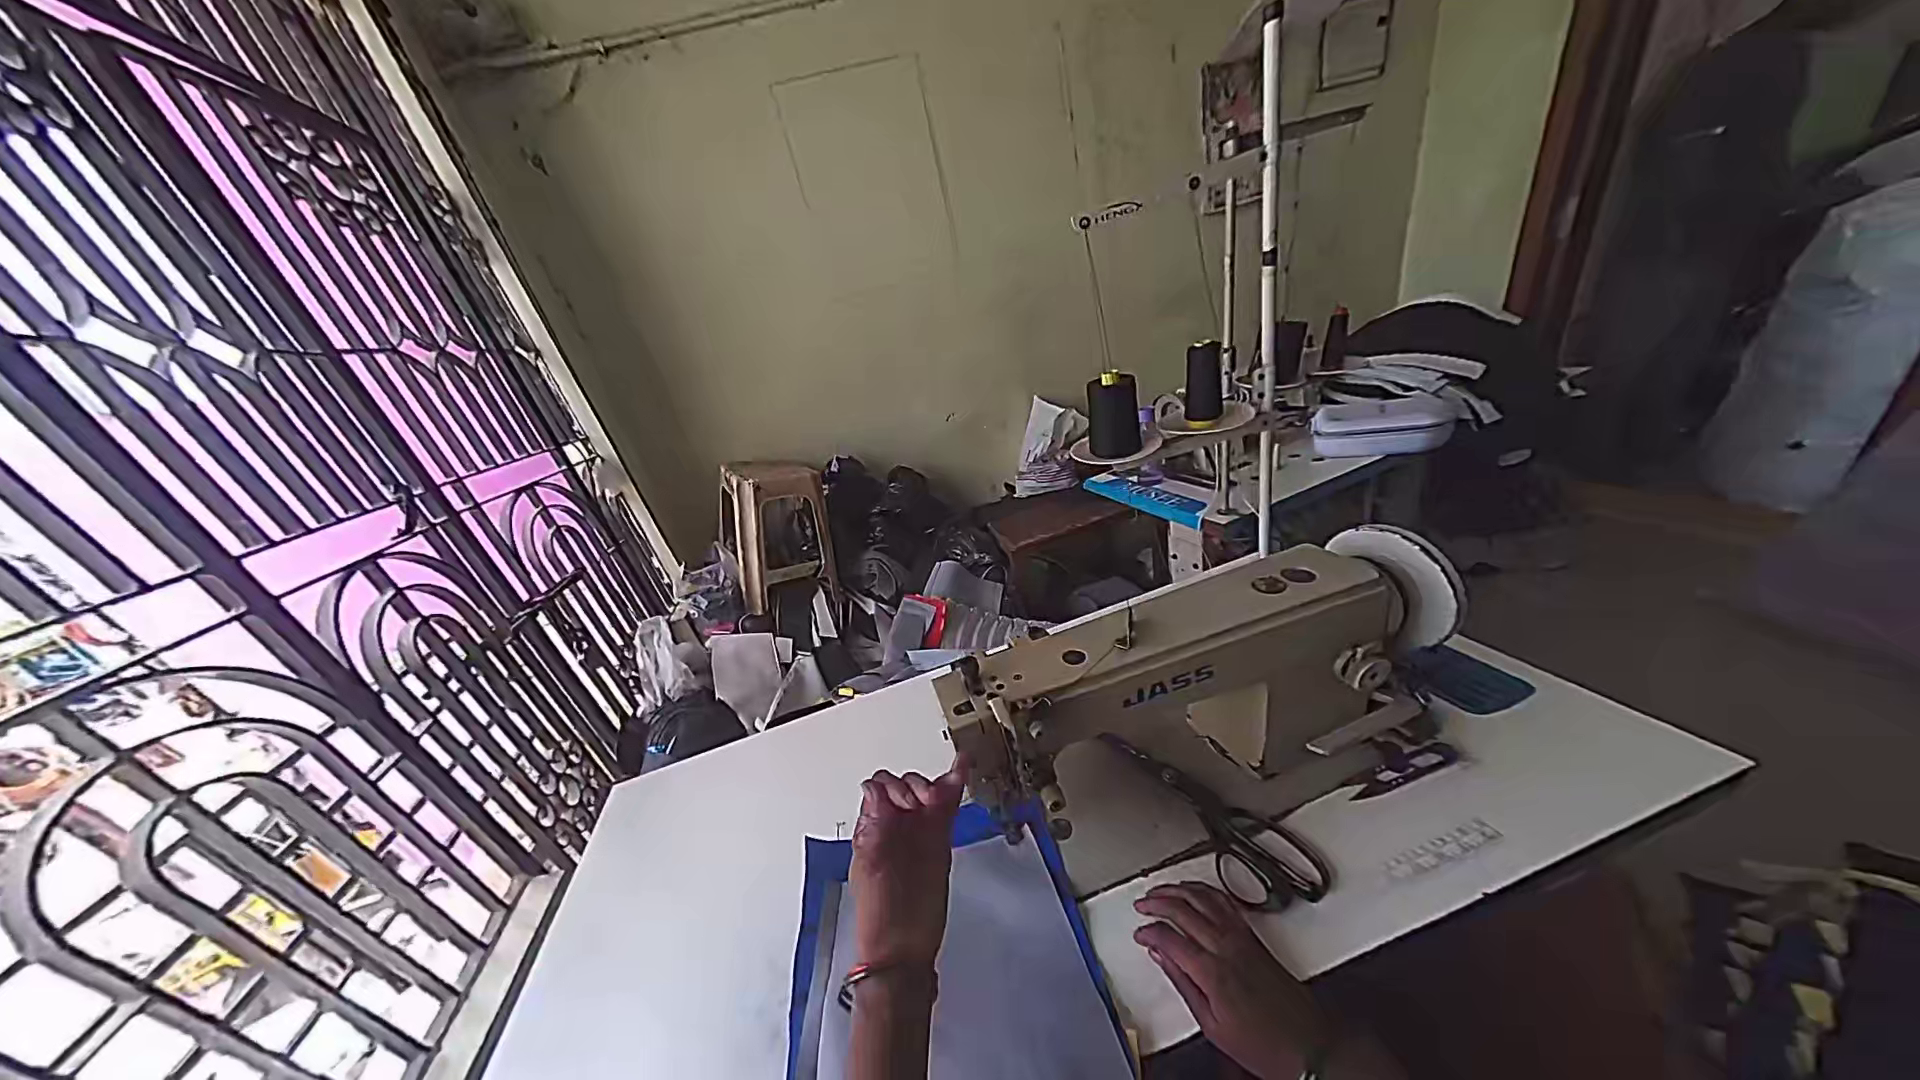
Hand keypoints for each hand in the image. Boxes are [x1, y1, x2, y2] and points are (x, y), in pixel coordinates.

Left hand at [850, 757, 968, 970]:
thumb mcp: (872, 863)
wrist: (904, 951)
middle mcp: (896, 826)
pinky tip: (963, 766)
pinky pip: (947, 806)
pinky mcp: (939, 841)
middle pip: (905, 785)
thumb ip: (876, 824)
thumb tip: (873, 787)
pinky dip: (955, 783)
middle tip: (922, 805)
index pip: (880, 786)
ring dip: (935, 784)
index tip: (905, 805)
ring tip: (939, 796)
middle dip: (914, 786)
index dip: (893, 788)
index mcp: (873, 828)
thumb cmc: (882, 913)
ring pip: (928, 792)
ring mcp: (920, 831)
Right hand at [1134, 882, 1328, 1079]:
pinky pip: (1224, 900)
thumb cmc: (1265, 1044)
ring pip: (1202, 896)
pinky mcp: (1253, 934)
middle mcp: (1226, 946)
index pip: (1169, 937)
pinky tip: (1194, 889)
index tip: (1140, 933)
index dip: (1148, 931)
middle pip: (1182, 908)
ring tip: (1160, 890)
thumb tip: (1160, 957)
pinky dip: (1204, 888)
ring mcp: (1241, 936)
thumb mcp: (1212, 1026)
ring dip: (1177, 888)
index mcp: (1212, 972)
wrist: (1308, 1048)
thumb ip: (1182, 984)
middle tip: (1142, 905)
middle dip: (1156, 902)